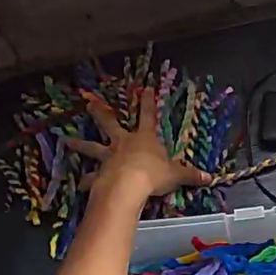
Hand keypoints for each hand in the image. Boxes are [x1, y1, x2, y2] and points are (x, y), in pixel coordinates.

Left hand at [64, 88, 211, 201]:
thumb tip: (209, 178)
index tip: (145, 88)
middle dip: (100, 113)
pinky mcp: (99, 174)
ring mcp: (109, 157)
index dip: (147, 101)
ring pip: (92, 147)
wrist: (128, 187)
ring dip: (80, 144)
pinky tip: (80, 184)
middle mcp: (123, 143)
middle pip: (110, 123)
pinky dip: (86, 180)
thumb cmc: (153, 175)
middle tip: (88, 103)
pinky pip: (91, 177)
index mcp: (144, 138)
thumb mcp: (176, 175)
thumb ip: (190, 175)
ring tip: (67, 140)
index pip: (148, 115)